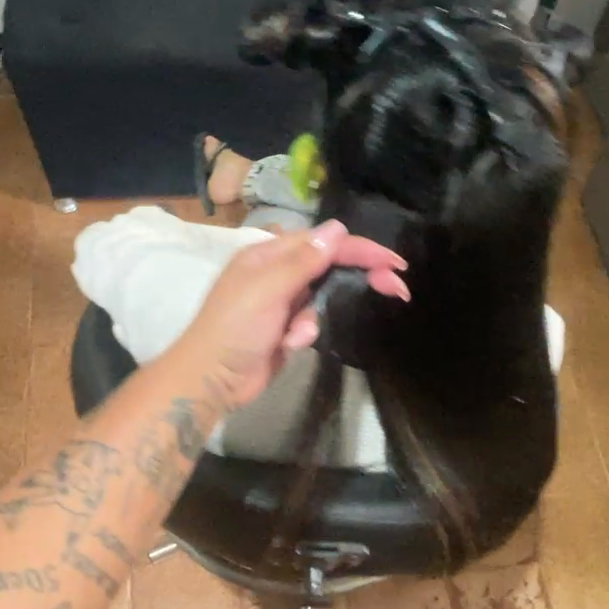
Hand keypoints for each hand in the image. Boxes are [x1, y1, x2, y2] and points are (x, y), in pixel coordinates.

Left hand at [170, 219, 409, 409]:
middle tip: (397, 289)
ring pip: (325, 298)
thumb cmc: (234, 329)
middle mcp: (278, 272)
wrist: (211, 380)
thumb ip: (304, 260)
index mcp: (269, 254)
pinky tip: (287, 346)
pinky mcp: (287, 328)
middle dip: (359, 277)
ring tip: (296, 337)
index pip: (325, 243)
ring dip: (315, 319)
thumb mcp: (268, 289)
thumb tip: (338, 228)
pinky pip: (312, 323)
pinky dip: (304, 335)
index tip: (395, 262)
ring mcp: (283, 301)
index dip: (361, 249)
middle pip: (331, 266)